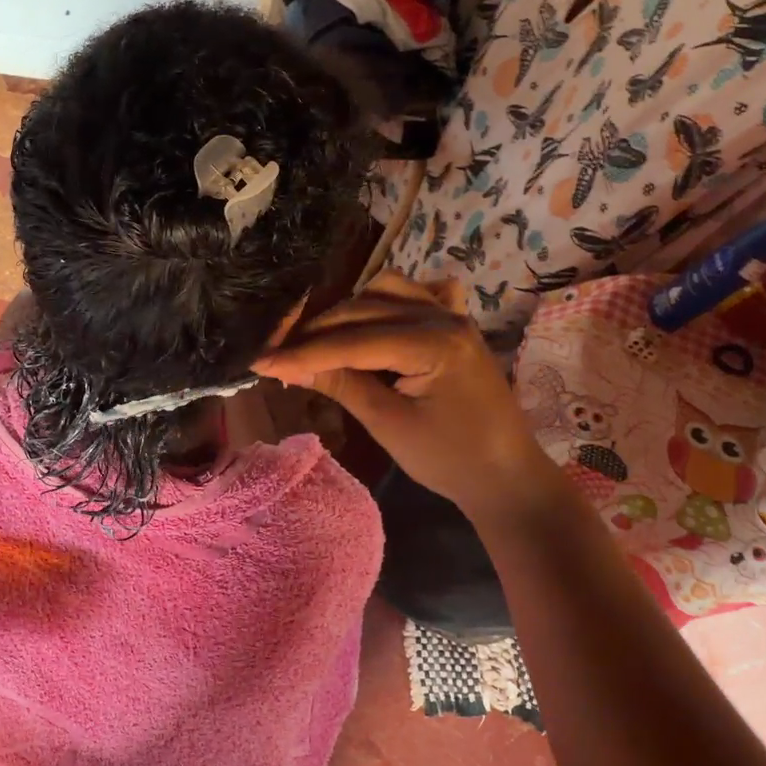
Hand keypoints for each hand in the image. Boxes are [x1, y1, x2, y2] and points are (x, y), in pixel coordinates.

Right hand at [252, 271, 551, 514]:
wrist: (505, 475)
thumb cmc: (450, 458)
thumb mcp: (388, 424)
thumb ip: (340, 384)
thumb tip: (287, 364)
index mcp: (433, 343)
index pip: (352, 341)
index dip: (302, 352)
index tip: (260, 361)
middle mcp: (443, 316)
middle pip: (363, 308)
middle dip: (316, 331)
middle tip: (277, 355)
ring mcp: (452, 315)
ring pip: (385, 291)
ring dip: (346, 311)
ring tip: (318, 341)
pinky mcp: (455, 324)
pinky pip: (417, 293)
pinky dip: (387, 300)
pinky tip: (372, 319)